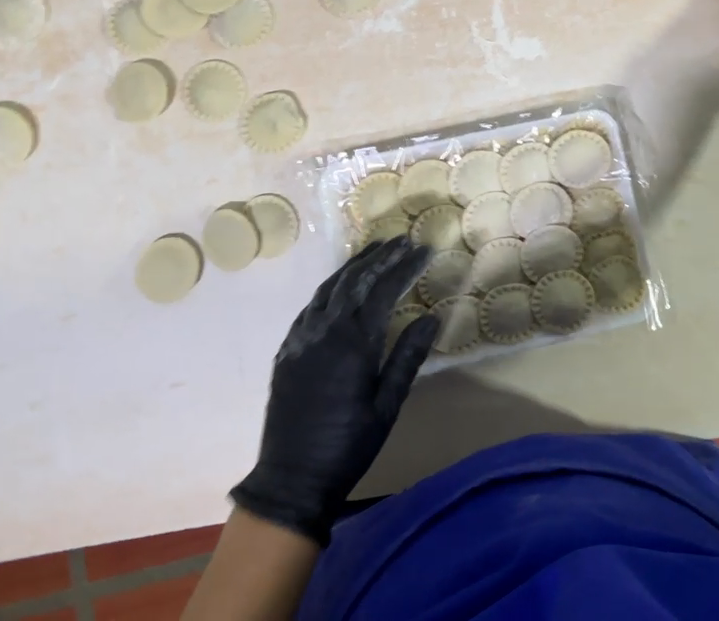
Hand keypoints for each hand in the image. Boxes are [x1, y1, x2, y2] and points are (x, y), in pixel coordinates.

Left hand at [230, 236, 440, 543]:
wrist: (291, 477)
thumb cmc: (348, 445)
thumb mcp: (388, 405)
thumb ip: (408, 357)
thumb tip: (431, 316)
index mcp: (353, 343)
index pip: (383, 290)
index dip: (404, 266)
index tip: (423, 249)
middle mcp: (324, 331)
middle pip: (354, 280)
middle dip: (380, 257)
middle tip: (402, 240)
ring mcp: (301, 338)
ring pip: (329, 288)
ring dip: (353, 266)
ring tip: (374, 251)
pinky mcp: (287, 350)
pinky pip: (311, 307)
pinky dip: (331, 288)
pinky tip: (341, 287)